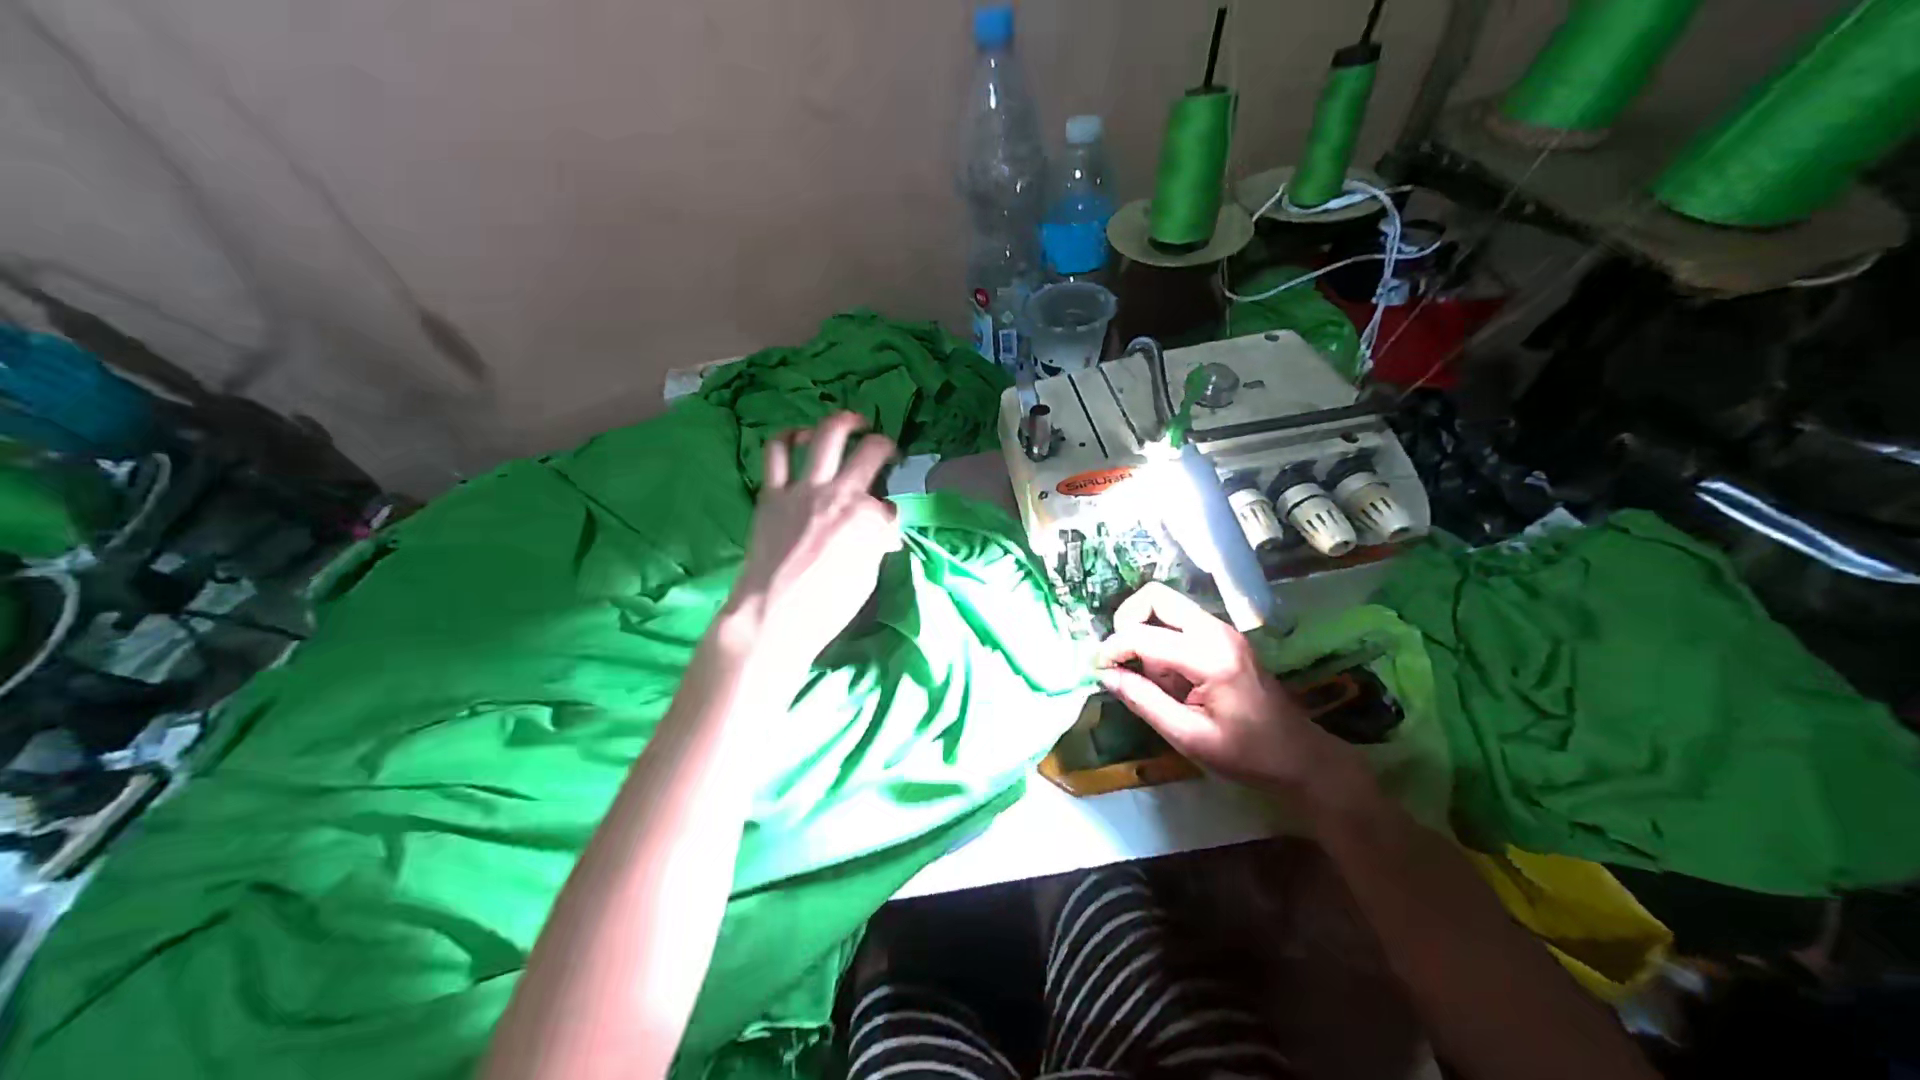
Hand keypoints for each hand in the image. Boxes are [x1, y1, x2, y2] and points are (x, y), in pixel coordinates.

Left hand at [722, 412, 901, 671]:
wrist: (771, 616)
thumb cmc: (826, 608)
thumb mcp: (867, 579)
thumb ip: (875, 546)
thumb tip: (882, 533)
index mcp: (868, 519)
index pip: (889, 506)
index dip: (890, 514)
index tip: (886, 523)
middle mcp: (840, 494)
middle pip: (870, 452)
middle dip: (884, 445)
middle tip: (886, 449)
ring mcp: (803, 489)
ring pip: (826, 436)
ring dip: (844, 422)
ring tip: (851, 422)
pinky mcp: (771, 493)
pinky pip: (776, 452)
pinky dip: (788, 437)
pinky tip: (798, 436)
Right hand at [1093, 583, 1373, 812]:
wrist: (1301, 758)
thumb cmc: (1247, 755)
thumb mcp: (1188, 736)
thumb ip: (1143, 701)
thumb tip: (1104, 675)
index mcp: (1210, 655)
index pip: (1143, 635)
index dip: (1112, 650)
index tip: (1097, 672)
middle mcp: (1216, 630)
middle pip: (1155, 598)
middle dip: (1127, 624)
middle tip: (1119, 660)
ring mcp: (1222, 631)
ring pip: (1165, 609)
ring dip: (1147, 637)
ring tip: (1155, 683)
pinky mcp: (1223, 638)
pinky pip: (1179, 625)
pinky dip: (1162, 644)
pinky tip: (1171, 681)